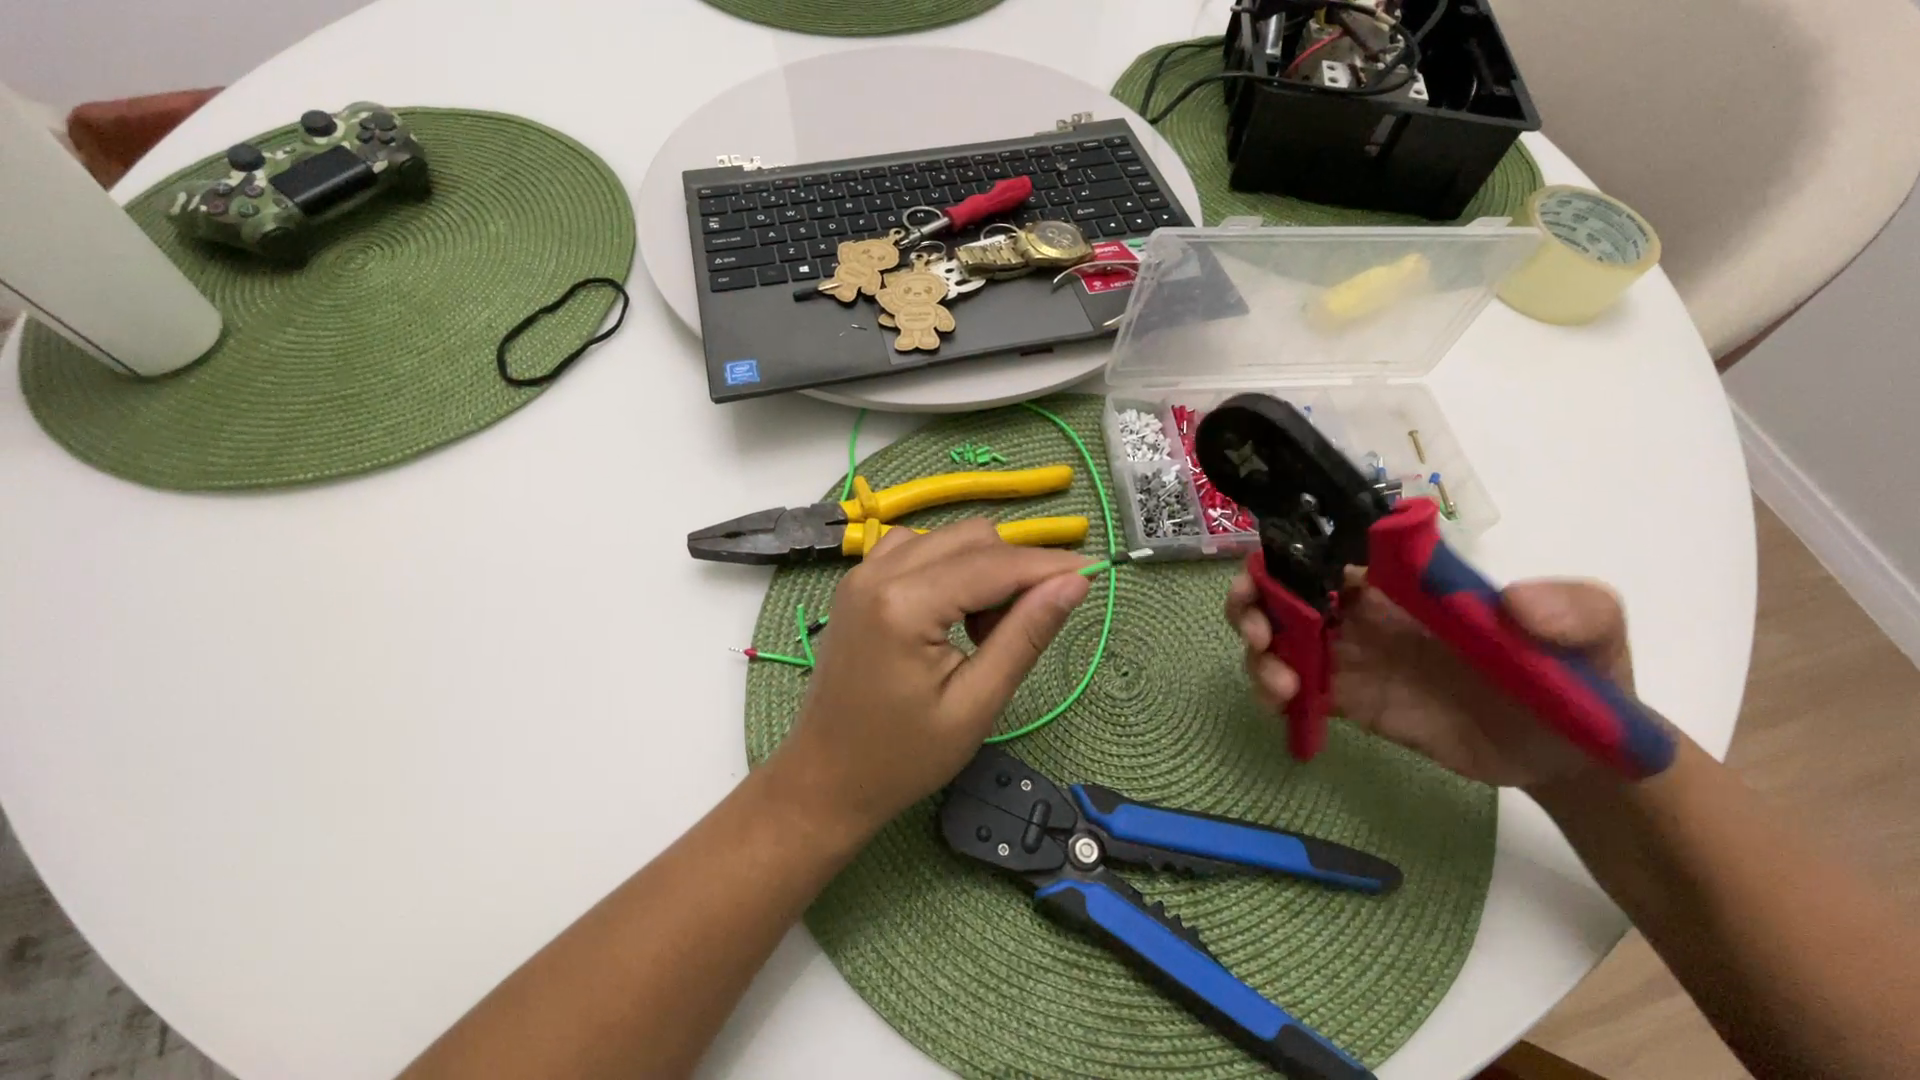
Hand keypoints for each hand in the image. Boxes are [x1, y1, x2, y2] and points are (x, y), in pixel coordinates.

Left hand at [771, 520, 1092, 835]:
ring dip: (982, 570)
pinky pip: (919, 550)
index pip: (995, 563)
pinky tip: (953, 616)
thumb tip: (1075, 583)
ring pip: (948, 539)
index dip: (1050, 565)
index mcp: (904, 605)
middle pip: (973, 538)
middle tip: (1019, 633)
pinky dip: (950, 570)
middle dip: (1014, 572)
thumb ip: (1025, 636)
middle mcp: (878, 572)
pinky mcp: (859, 582)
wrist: (825, 779)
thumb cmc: (902, 758)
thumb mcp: (976, 705)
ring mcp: (862, 573)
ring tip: (983, 633)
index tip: (1094, 574)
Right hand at [1226, 568, 1632, 786]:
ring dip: (1258, 654)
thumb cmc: (1580, 676)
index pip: (1328, 552)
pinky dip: (1275, 695)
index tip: (1268, 578)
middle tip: (1257, 632)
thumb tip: (1513, 603)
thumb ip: (1572, 607)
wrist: (1573, 756)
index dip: (1285, 557)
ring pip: (1280, 641)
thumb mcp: (1597, 629)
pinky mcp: (1354, 704)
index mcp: (1405, 583)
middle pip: (1285, 592)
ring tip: (1281, 686)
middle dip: (1252, 602)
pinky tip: (1286, 708)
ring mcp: (1357, 659)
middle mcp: (1369, 613)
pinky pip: (1297, 691)